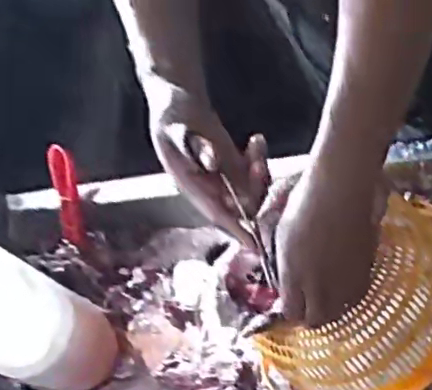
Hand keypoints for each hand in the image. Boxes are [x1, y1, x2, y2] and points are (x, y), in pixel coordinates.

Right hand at [148, 81, 268, 243]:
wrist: (179, 104)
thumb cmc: (170, 118)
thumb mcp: (175, 130)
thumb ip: (191, 147)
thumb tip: (212, 163)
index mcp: (196, 192)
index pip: (219, 216)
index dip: (237, 230)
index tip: (254, 243)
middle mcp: (216, 193)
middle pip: (245, 207)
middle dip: (255, 189)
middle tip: (257, 165)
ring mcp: (231, 183)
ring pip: (256, 192)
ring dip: (261, 173)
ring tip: (255, 145)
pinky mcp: (241, 170)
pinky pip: (258, 175)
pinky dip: (261, 160)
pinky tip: (256, 140)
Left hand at [259, 166, 386, 326]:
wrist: (342, 191)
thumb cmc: (305, 203)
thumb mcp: (279, 233)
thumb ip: (280, 265)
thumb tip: (283, 284)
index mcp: (293, 274)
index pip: (291, 312)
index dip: (291, 309)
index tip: (292, 301)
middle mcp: (317, 287)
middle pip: (314, 320)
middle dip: (309, 315)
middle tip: (309, 302)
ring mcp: (342, 286)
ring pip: (335, 315)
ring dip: (329, 308)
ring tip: (327, 293)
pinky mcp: (363, 279)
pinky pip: (353, 301)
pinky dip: (347, 298)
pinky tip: (343, 283)